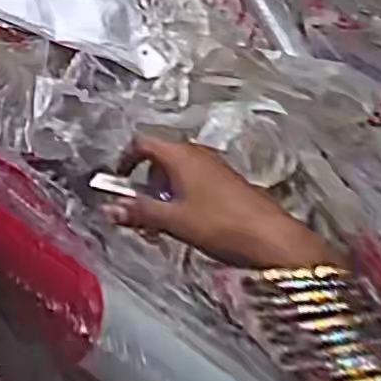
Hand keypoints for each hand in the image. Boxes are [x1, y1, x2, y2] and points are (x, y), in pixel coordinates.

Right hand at [103, 136, 336, 268]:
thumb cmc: (220, 224)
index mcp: (178, 154)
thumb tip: (107, 208)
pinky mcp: (226, 179)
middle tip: (142, 207)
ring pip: (177, 167)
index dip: (125, 159)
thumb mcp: (173, 220)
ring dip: (164, 188)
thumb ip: (139, 212)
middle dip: (146, 179)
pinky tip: (190, 219)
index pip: (141, 142)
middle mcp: (194, 152)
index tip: (118, 180)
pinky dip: (183, 192)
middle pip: (159, 155)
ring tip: (166, 217)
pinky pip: (194, 176)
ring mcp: (213, 164)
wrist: (273, 239)